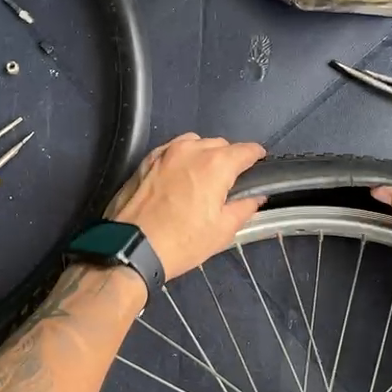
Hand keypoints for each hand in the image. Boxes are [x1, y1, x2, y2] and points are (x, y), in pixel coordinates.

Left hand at [104, 135, 266, 280]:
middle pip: (220, 144)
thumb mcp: (222, 231)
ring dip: (204, 154)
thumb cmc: (182, 242)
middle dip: (229, 158)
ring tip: (204, 176)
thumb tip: (255, 197)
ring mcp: (165, 152)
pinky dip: (182, 157)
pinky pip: (171, 150)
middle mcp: (191, 150)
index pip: (246, 150)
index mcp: (216, 164)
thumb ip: (244, 208)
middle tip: (230, 181)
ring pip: (194, 143)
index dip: (256, 156)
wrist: (130, 248)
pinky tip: (180, 175)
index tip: (260, 163)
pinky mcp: (146, 160)